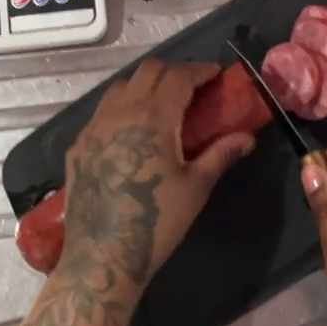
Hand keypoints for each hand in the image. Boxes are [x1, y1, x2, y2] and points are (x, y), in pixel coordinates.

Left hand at [60, 59, 255, 293]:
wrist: (104, 254)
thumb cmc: (158, 220)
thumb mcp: (196, 187)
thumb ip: (220, 154)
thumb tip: (247, 138)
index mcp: (153, 116)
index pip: (178, 76)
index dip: (199, 70)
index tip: (214, 74)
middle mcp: (120, 111)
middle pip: (147, 71)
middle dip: (172, 71)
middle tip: (192, 87)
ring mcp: (94, 127)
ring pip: (120, 87)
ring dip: (144, 85)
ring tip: (162, 104)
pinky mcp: (79, 145)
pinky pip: (102, 112)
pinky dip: (122, 107)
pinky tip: (133, 131)